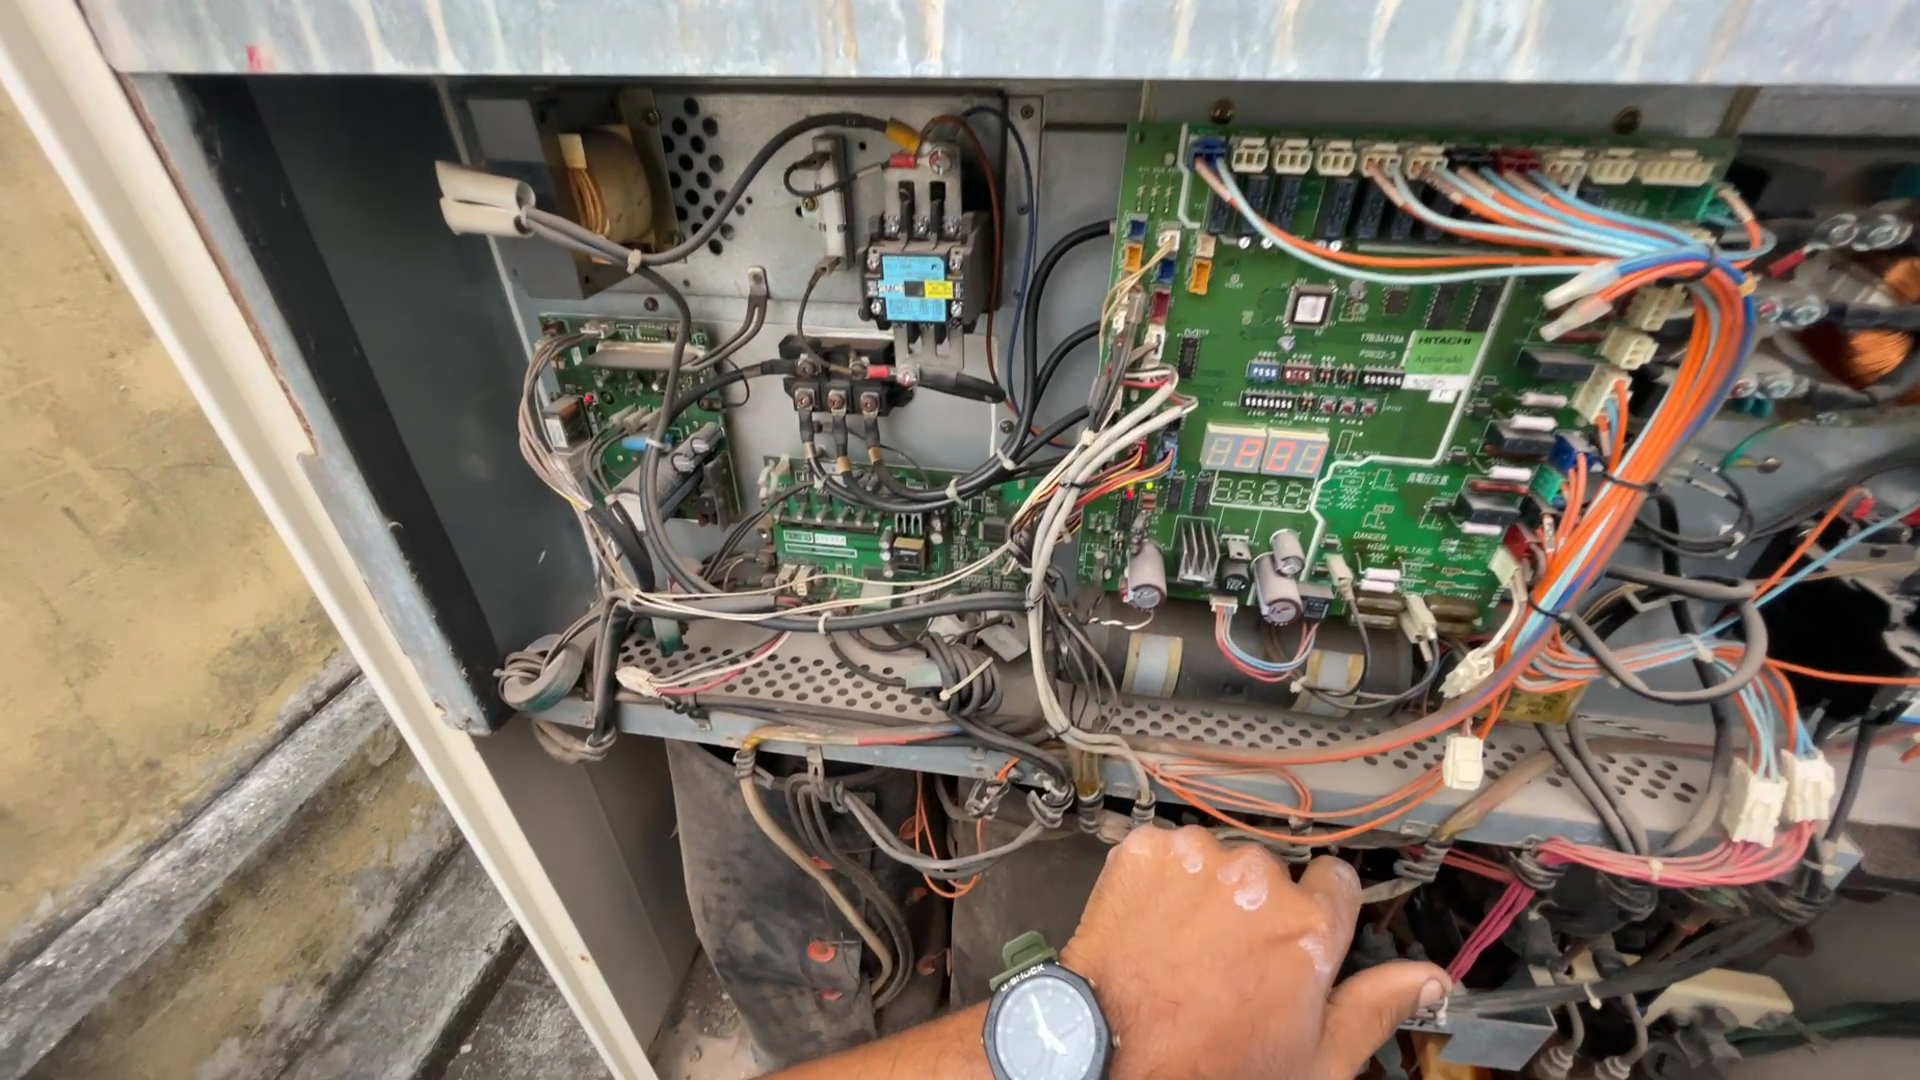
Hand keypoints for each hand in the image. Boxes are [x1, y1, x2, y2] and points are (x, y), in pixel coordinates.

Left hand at [1059, 826, 1449, 1078]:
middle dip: (1257, 902)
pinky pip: (1166, 850)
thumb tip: (1433, 976)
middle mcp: (1254, 874)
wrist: (1111, 1048)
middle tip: (1228, 952)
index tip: (1296, 930)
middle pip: (1270, 870)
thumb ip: (1375, 1005)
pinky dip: (1161, 876)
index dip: (1318, 908)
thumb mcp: (1314, 1059)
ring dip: (1207, 886)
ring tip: (1184, 940)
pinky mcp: (1144, 846)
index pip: (1336, 880)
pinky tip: (1152, 920)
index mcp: (1306, 922)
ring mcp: (1193, 854)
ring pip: (1215, 857)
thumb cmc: (1218, 1065)